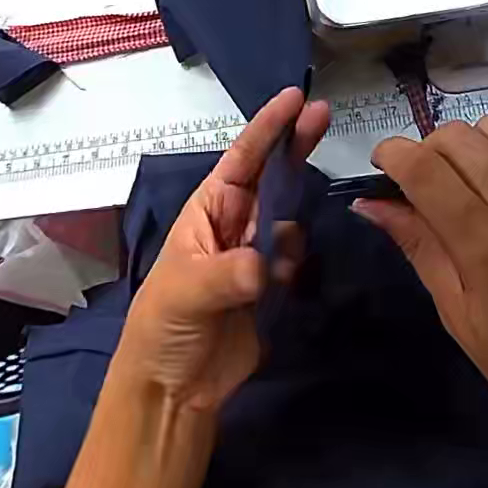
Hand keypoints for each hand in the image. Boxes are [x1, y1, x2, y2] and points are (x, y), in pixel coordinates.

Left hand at [113, 86, 330, 410]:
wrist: (176, 389)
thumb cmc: (164, 324)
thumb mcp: (186, 290)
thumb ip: (227, 272)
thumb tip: (265, 265)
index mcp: (209, 207)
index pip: (242, 156)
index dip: (268, 126)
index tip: (294, 98)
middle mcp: (236, 219)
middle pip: (273, 173)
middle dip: (295, 143)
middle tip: (322, 113)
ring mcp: (256, 249)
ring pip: (289, 216)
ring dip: (291, 225)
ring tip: (273, 261)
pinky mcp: (273, 281)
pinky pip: (295, 256)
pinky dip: (294, 262)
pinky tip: (277, 285)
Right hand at [357, 116, 487, 487]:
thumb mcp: (462, 320)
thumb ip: (418, 246)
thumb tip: (368, 201)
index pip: (425, 170)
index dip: (392, 153)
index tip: (382, 162)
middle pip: (459, 138)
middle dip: (427, 148)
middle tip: (424, 180)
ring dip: (470, 145)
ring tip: (470, 179)